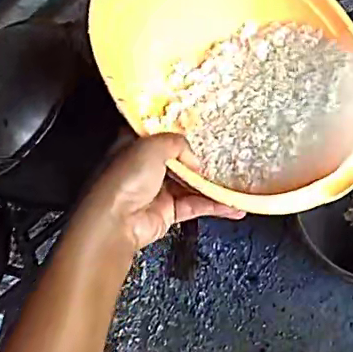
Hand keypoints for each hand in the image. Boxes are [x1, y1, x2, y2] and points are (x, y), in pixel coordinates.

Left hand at [73, 133, 243, 251]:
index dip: (179, 133)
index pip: (160, 135)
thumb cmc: (125, 178)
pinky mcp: (167, 212)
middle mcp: (146, 168)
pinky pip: (195, 206)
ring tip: (235, 184)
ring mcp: (157, 191)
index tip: (202, 131)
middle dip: (201, 161)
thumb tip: (193, 156)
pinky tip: (233, 207)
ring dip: (213, 186)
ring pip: (191, 185)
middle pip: (179, 161)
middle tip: (225, 157)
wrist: (116, 220)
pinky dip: (214, 207)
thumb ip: (176, 143)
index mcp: (135, 146)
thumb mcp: (151, 146)